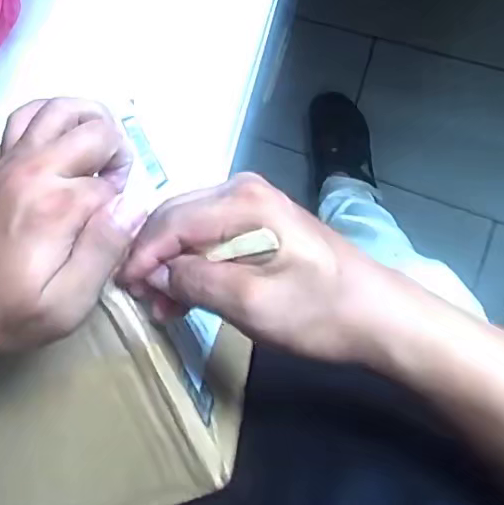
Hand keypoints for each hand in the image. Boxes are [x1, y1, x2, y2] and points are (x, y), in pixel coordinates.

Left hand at [0, 98, 138, 374]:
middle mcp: (35, 170)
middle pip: (95, 131)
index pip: (111, 184)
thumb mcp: (68, 304)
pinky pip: (26, 116)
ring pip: (62, 109)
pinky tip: (63, 138)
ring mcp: (12, 161)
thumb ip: (104, 250)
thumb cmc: (10, 313)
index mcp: (56, 206)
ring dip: (92, 121)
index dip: (122, 204)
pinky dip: (51, 114)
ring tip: (100, 152)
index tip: (112, 230)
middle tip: (114, 188)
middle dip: (117, 154)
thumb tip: (133, 203)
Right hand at [118, 173, 394, 363]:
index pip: (172, 221)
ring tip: (160, 306)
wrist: (380, 315)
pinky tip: (184, 294)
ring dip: (170, 263)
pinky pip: (208, 234)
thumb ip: (198, 283)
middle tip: (139, 299)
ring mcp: (250, 200)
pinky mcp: (256, 219)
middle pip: (176, 217)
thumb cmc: (319, 311)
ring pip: (188, 226)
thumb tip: (155, 275)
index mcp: (241, 200)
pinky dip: (192, 262)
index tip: (123, 289)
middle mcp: (239, 188)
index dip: (143, 255)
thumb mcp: (254, 305)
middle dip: (153, 258)